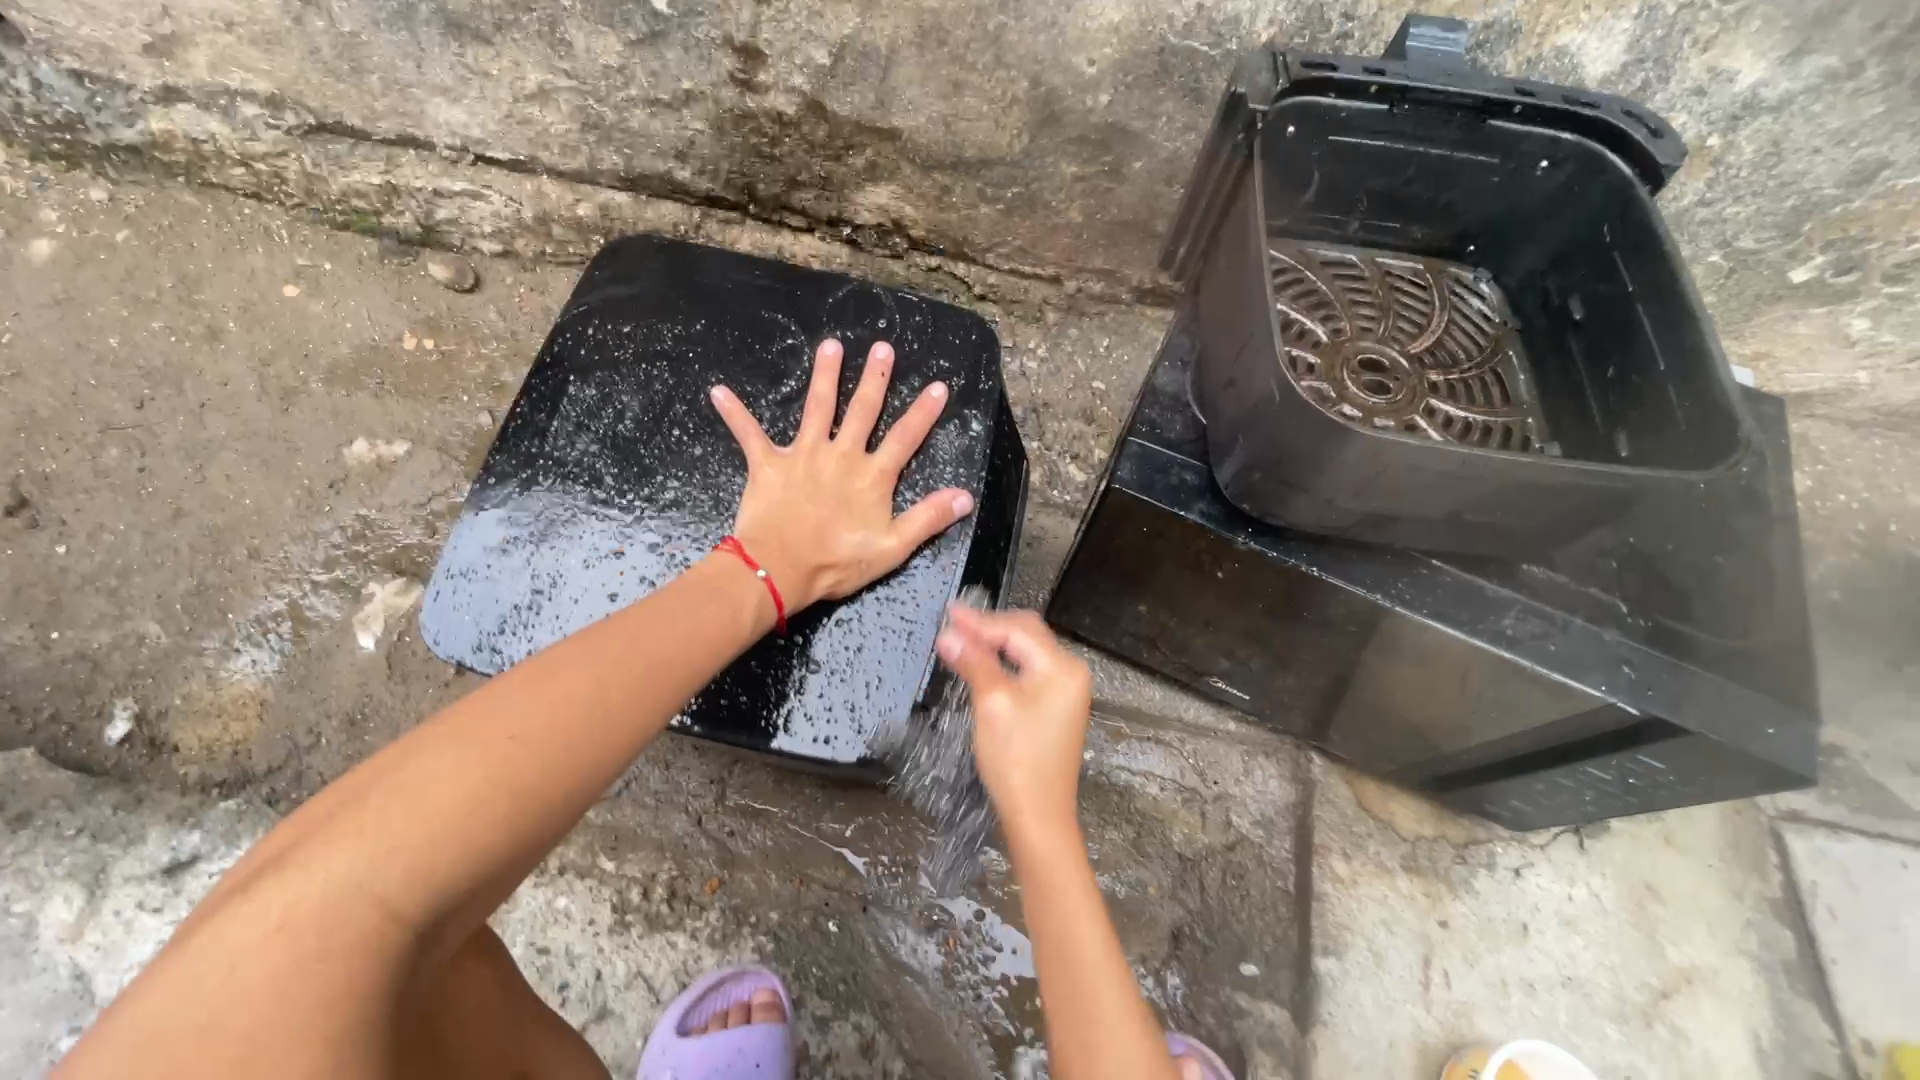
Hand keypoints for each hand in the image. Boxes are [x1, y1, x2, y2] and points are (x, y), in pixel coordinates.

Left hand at [710, 338, 974, 611]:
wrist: (780, 569)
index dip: (924, 413)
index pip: (905, 438)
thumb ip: (929, 518)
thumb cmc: (837, 562)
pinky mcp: (768, 464)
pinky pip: (749, 434)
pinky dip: (734, 413)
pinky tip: (718, 391)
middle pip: (862, 410)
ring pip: (816, 407)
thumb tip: (966, 496)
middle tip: (882, 347)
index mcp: (872, 477)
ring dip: (823, 375)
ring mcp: (803, 456)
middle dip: (875, 378)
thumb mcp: (893, 547)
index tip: (938, 386)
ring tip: (830, 346)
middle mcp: (841, 456)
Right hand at [936, 607, 1092, 841]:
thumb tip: (949, 635)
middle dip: (989, 627)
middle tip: (953, 624)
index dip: (980, 622)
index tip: (950, 614)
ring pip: (1026, 653)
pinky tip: (982, 665)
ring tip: (962, 640)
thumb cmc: (1019, 762)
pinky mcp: (1056, 710)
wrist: (1038, 816)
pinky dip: (1004, 664)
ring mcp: (1066, 693)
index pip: (1017, 630)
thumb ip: (973, 662)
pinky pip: (1028, 673)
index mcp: (1062, 668)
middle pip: (1026, 635)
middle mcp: (1070, 674)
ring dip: (995, 645)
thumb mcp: (992, 703)